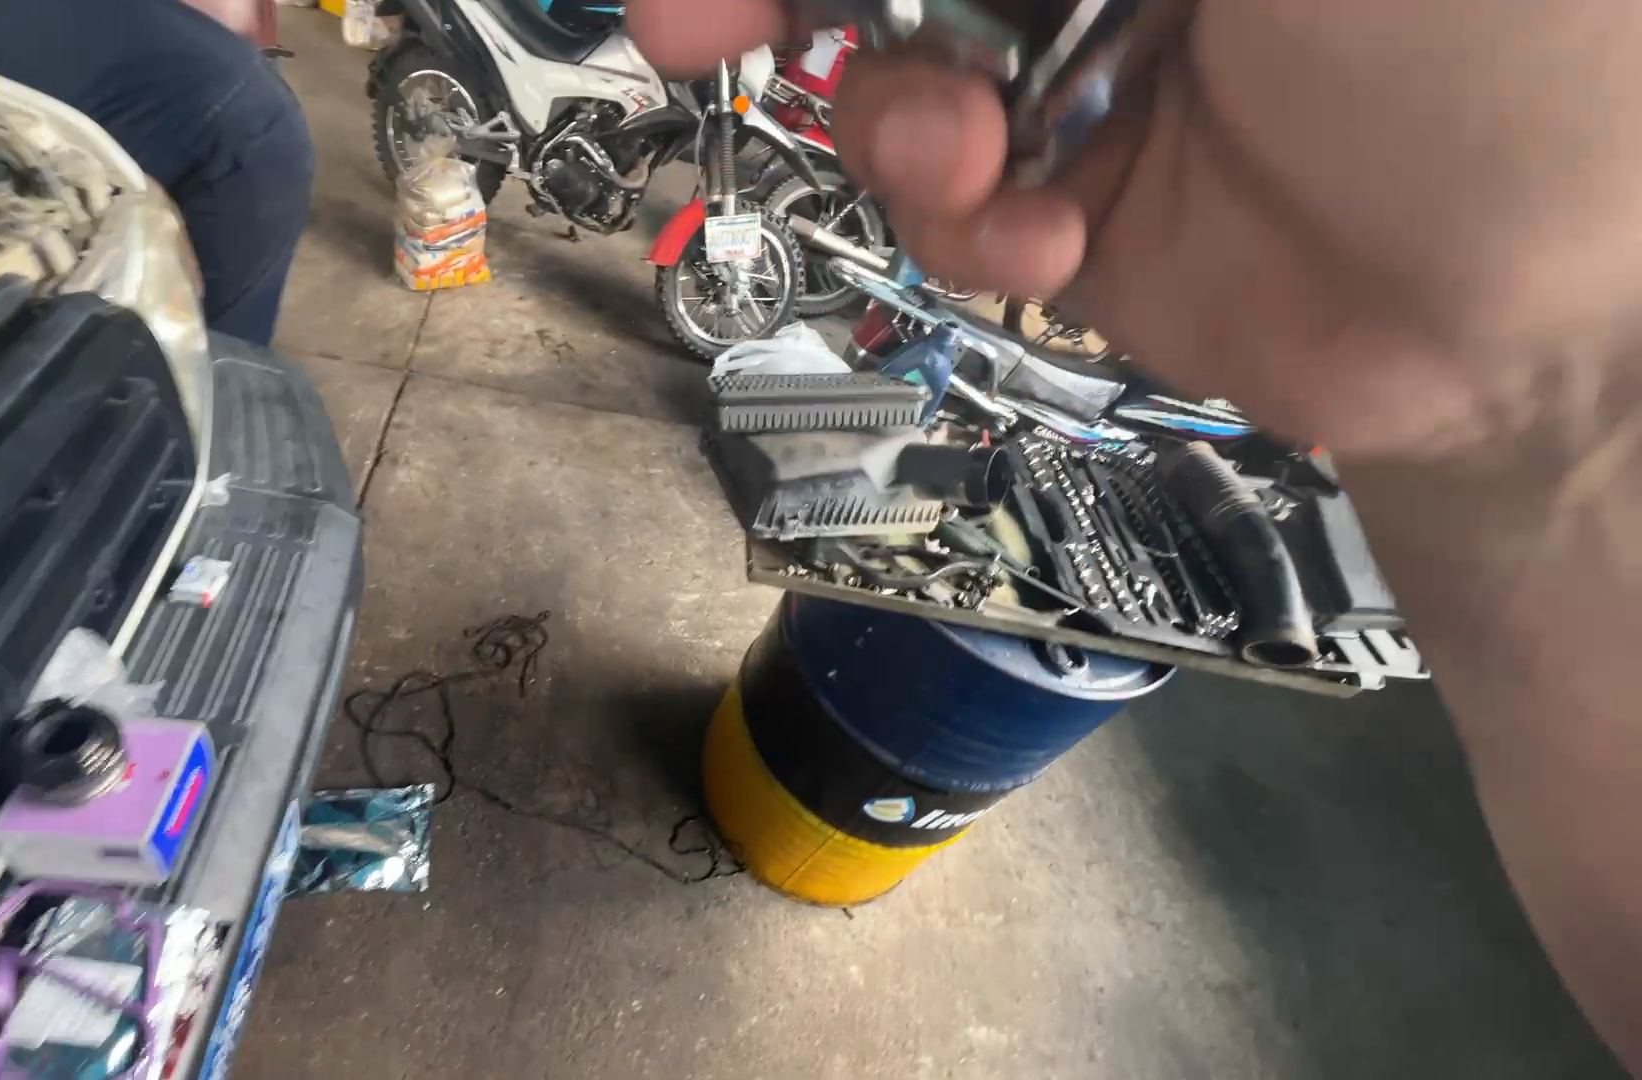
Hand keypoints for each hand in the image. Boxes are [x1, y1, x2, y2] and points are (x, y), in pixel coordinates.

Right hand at [628, 0, 1641, 460]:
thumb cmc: (1490, 28)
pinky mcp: (1057, 201)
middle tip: (679, 25)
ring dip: (898, 133)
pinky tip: (1042, 240)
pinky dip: (964, 227)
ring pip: (896, 92)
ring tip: (967, 164)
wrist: (1531, 300)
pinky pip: (947, 209)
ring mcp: (1074, 79)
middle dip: (796, 1)